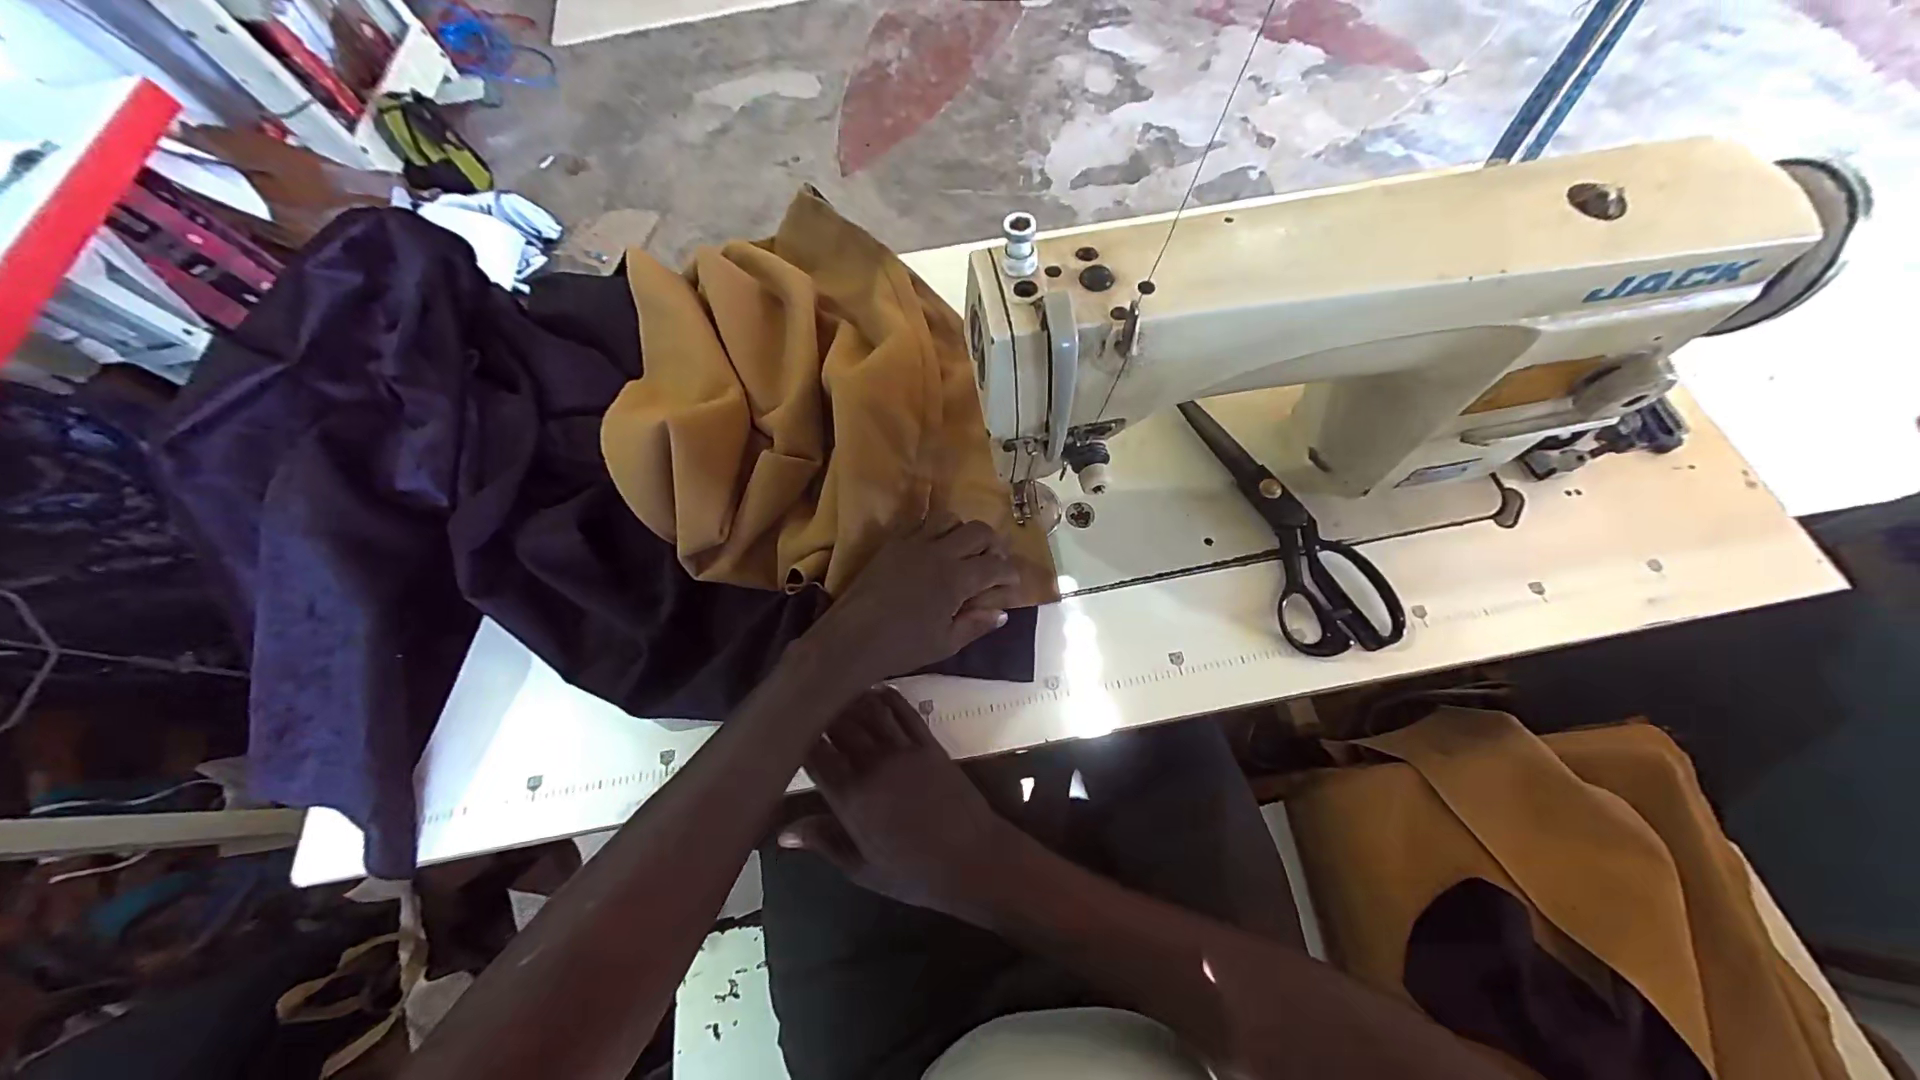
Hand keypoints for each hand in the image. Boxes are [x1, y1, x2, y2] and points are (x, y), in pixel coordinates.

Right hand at [778, 689, 1013, 921]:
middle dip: (821, 712)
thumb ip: (823, 842)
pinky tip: (875, 689)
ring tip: (836, 692)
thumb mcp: (862, 869)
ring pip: (869, 712)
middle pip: (840, 727)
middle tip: (808, 702)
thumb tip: (783, 833)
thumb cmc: (915, 873)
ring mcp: (903, 751)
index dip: (798, 738)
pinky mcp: (929, 744)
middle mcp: (873, 767)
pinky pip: (904, 712)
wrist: (974, 861)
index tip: (786, 729)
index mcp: (851, 799)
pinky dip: (887, 696)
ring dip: (851, 699)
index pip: (816, 757)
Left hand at [805, 514, 1020, 683]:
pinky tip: (934, 546)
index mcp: (957, 579)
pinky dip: (934, 529)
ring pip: (950, 518)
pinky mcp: (893, 542)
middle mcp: (939, 553)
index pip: (996, 566)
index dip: (1010, 573)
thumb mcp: (946, 643)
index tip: (1012, 582)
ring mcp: (914, 543)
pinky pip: (920, 522)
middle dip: (993, 544)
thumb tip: (1001, 612)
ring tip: (964, 549)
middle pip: (978, 531)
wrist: (851, 639)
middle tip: (993, 562)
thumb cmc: (902, 647)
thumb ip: (976, 625)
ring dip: (963, 531)